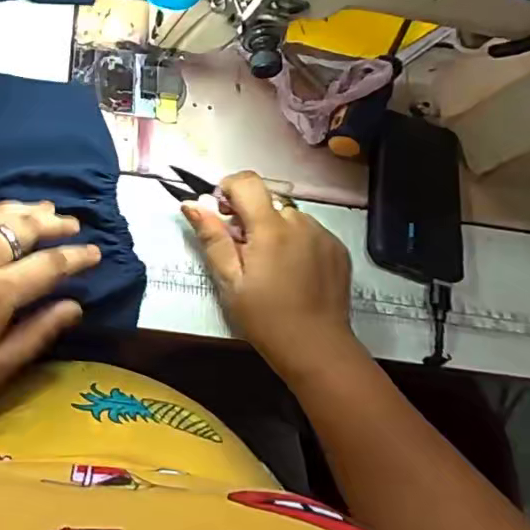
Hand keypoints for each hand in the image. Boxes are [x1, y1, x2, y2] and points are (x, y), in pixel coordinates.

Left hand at [0, 201, 101, 414]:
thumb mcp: (1, 365)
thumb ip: (41, 330)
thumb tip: (75, 305)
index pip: (49, 264)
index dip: (77, 257)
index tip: (95, 252)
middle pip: (25, 228)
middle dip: (55, 223)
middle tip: (74, 224)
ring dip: (26, 210)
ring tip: (48, 210)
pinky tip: (6, 213)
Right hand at [182, 171, 362, 377]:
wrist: (317, 348)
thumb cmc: (264, 318)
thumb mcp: (229, 281)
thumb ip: (212, 238)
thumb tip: (192, 204)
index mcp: (270, 228)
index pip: (247, 182)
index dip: (229, 189)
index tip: (222, 214)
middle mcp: (300, 223)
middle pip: (267, 202)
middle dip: (251, 218)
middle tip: (244, 253)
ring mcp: (323, 235)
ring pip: (289, 217)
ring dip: (275, 231)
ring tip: (272, 268)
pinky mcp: (338, 249)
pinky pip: (309, 232)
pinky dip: (296, 243)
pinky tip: (293, 273)